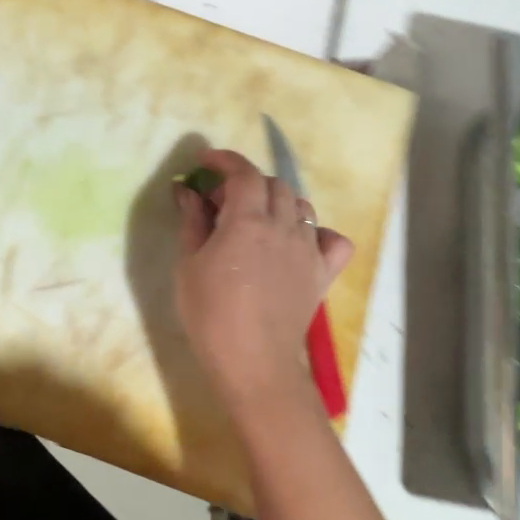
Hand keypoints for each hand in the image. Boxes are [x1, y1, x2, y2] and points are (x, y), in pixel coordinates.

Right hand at [172, 149, 353, 407]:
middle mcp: (284, 227)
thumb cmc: (209, 312)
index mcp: (246, 222)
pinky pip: (332, 239)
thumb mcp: (188, 264)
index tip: (206, 161)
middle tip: (220, 201)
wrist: (252, 359)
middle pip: (274, 185)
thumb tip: (188, 191)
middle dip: (246, 183)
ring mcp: (308, 250)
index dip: (225, 160)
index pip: (244, 174)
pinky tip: (297, 242)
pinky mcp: (322, 273)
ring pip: (301, 206)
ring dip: (276, 202)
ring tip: (253, 220)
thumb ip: (192, 222)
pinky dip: (316, 232)